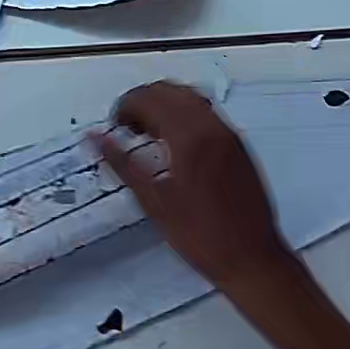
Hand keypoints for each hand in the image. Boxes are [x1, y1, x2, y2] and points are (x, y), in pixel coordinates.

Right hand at [95, 81, 292, 289]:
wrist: (252, 259)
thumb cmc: (205, 237)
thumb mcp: (153, 202)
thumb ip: (123, 164)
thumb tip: (97, 139)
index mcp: (189, 137)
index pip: (149, 99)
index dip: (125, 106)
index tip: (115, 123)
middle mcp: (211, 127)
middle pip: (169, 90)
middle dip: (142, 101)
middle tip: (127, 125)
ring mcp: (228, 133)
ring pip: (189, 97)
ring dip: (164, 104)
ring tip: (147, 131)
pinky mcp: (238, 144)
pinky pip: (206, 111)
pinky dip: (184, 112)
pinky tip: (174, 140)